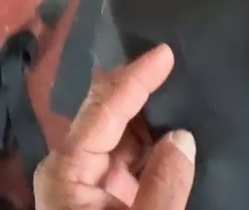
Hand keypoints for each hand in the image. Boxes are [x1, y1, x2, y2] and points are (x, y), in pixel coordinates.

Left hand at [36, 43, 196, 209]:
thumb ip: (162, 186)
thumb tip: (182, 137)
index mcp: (66, 167)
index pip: (105, 107)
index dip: (136, 76)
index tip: (165, 52)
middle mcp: (72, 166)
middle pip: (110, 113)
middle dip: (140, 87)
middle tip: (173, 59)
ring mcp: (88, 183)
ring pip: (124, 135)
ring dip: (151, 116)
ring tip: (181, 86)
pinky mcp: (106, 199)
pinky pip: (132, 160)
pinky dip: (154, 145)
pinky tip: (177, 130)